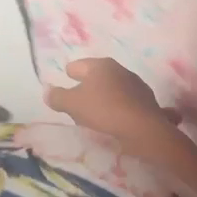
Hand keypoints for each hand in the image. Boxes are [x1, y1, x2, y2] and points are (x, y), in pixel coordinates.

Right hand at [43, 57, 181, 143]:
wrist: (145, 131)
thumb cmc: (104, 111)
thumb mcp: (72, 105)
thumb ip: (57, 97)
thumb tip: (47, 91)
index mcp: (99, 65)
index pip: (76, 66)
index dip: (69, 77)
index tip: (67, 90)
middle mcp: (119, 69)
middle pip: (96, 77)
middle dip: (88, 88)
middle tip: (81, 106)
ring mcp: (137, 85)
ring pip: (115, 89)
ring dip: (108, 98)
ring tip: (102, 116)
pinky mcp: (149, 103)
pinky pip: (132, 104)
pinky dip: (126, 109)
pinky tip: (124, 120)